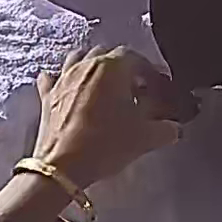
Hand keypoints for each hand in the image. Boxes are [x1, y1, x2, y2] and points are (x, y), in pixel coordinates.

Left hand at [34, 47, 183, 187]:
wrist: (63, 166)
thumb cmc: (106, 144)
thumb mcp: (146, 137)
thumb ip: (166, 128)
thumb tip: (174, 128)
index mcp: (112, 68)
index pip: (137, 59)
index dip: (150, 72)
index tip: (158, 87)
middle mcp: (86, 65)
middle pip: (108, 55)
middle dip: (124, 68)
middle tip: (135, 89)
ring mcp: (63, 78)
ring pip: (80, 58)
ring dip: (94, 66)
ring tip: (105, 84)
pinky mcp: (47, 96)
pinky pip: (54, 77)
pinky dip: (62, 79)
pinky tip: (68, 86)